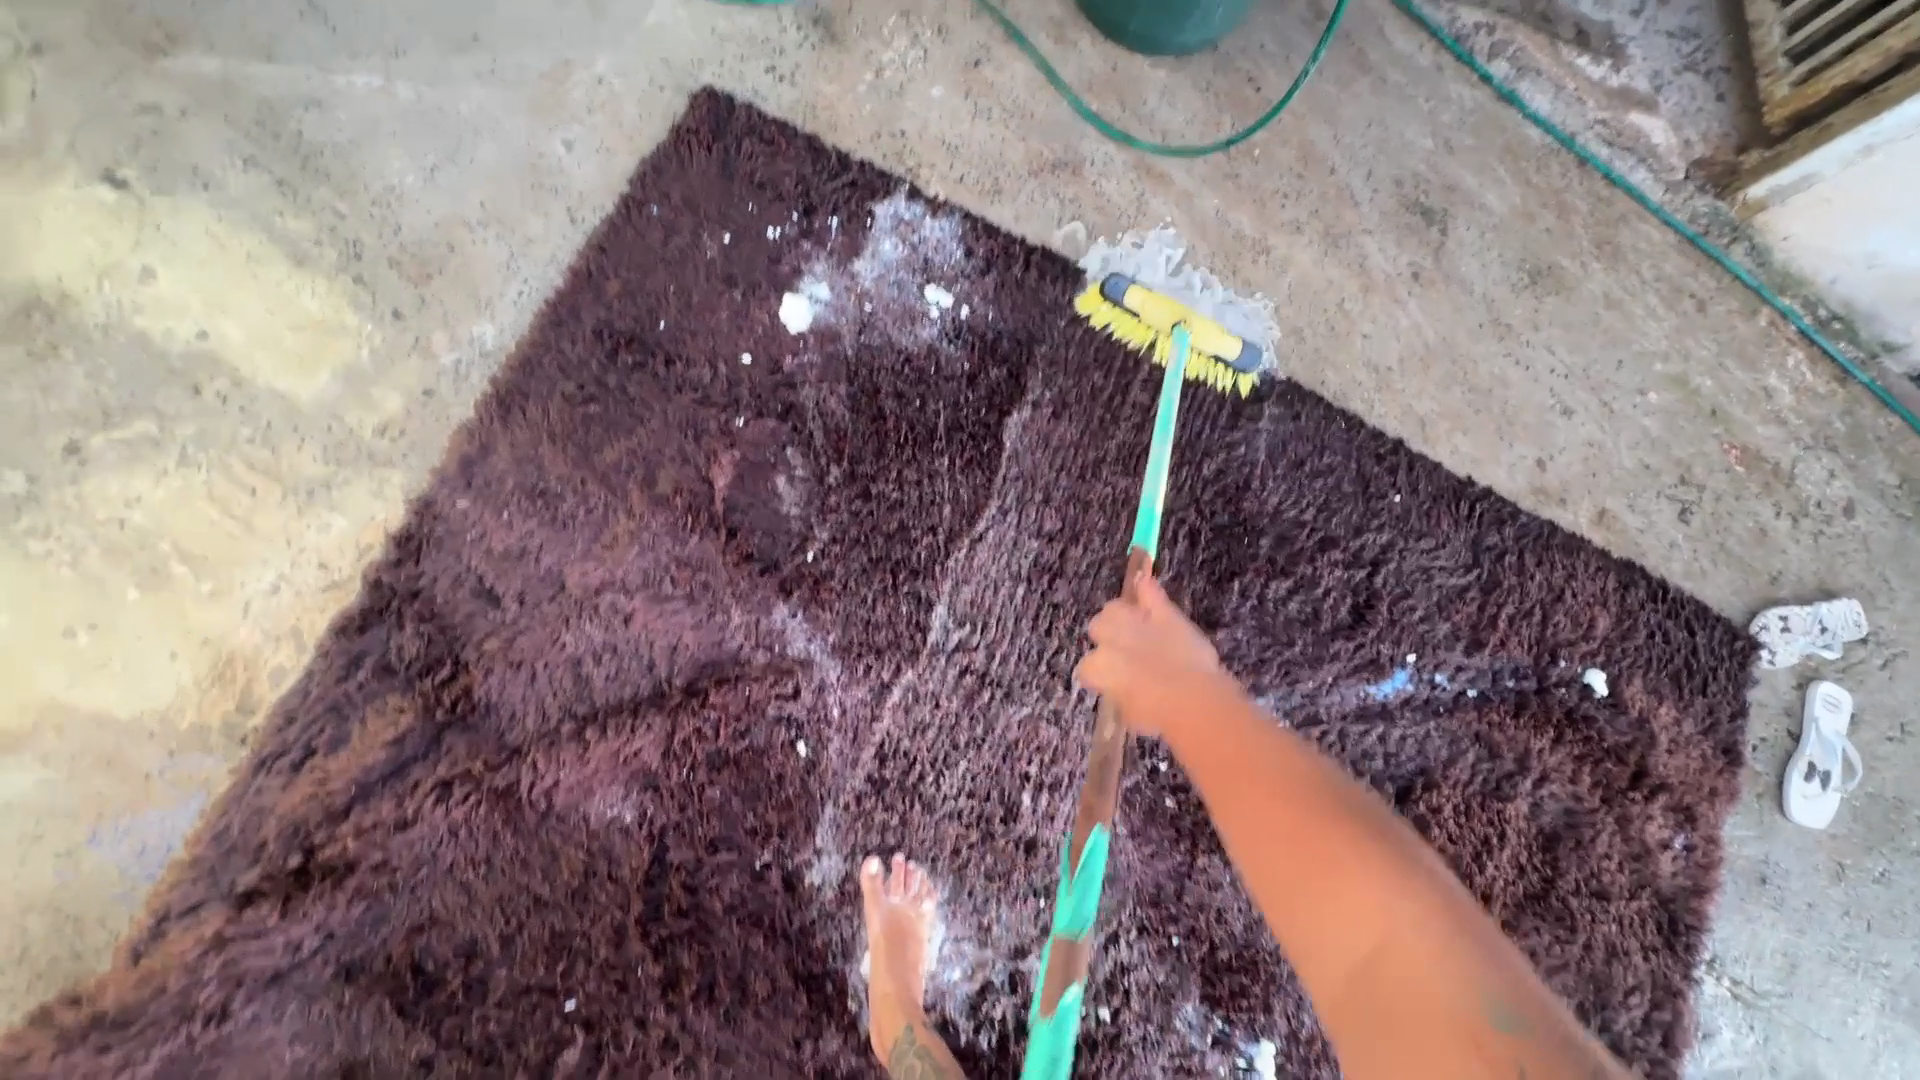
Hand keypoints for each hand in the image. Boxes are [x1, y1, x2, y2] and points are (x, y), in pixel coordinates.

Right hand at [1072, 568, 1225, 735]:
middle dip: (1108, 638)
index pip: (1086, 668)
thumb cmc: (1158, 714)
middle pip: (1097, 626)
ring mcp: (1136, 622)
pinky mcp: (1162, 613)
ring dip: (1122, 617)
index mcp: (1098, 667)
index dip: (1099, 676)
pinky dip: (1146, 587)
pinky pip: (1149, 590)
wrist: (1191, 697)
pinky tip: (1144, 582)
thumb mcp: (1129, 713)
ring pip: (1115, 607)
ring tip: (1135, 629)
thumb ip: (1119, 695)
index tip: (1112, 683)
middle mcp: (1110, 639)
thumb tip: (1121, 690)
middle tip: (1126, 654)